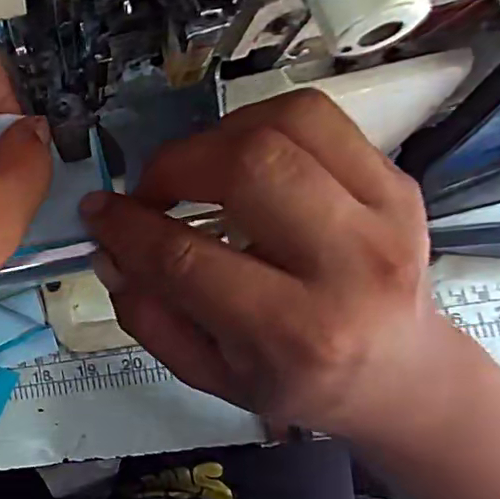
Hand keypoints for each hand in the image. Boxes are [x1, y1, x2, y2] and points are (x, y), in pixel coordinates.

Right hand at [81, 90, 468, 441]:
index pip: (188, 259)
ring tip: (196, 172)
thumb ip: (149, 316)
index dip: (128, 228)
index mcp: (294, 333)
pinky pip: (316, 118)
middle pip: (249, 168)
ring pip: (286, 124)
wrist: (400, 374)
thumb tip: (111, 250)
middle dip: (175, 167)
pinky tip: (240, 158)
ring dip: (217, 136)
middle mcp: (349, 266)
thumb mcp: (208, 372)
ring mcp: (385, 214)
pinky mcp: (396, 181)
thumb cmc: (293, 381)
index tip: (99, 213)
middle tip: (152, 192)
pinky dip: (259, 123)